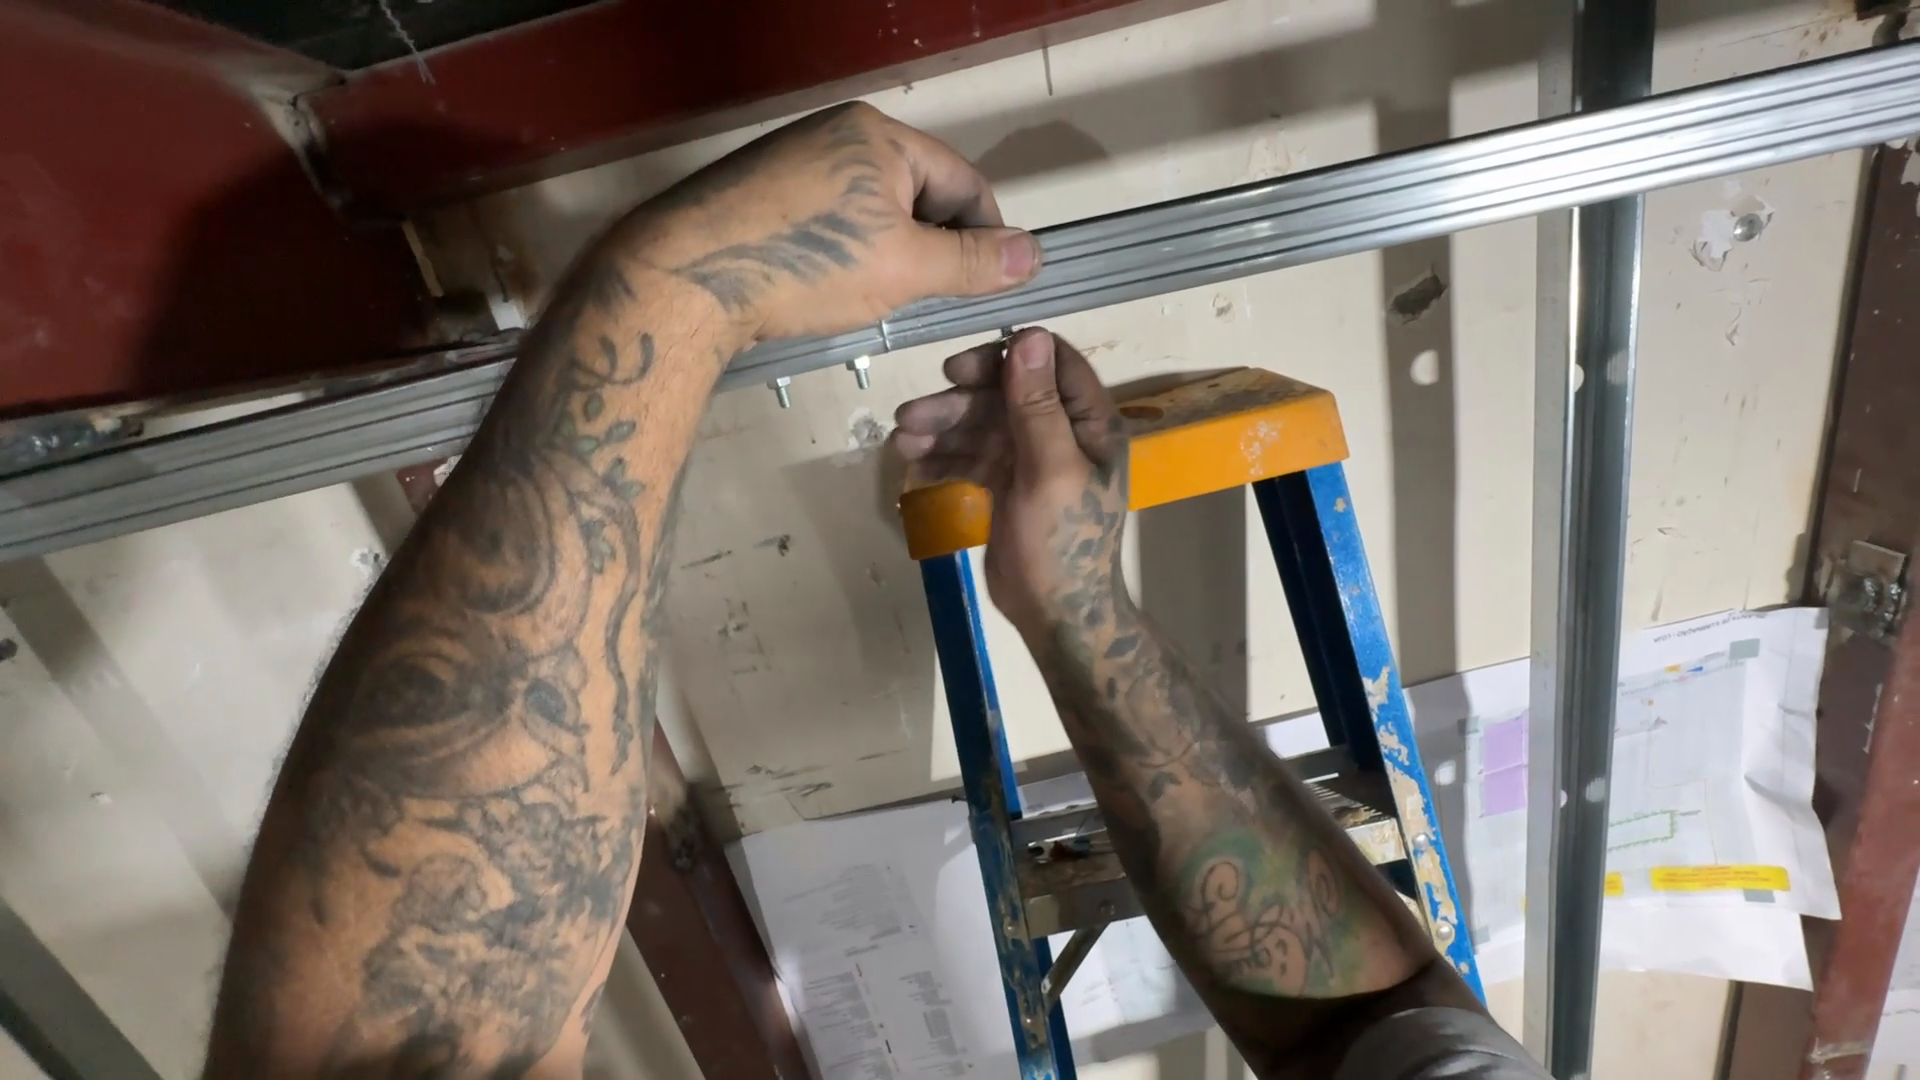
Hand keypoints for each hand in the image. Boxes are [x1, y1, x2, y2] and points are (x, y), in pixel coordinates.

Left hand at [623, 102, 1039, 343]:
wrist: (690, 279)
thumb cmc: (808, 265)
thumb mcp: (905, 268)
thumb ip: (972, 262)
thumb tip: (1034, 253)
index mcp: (881, 137)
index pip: (964, 182)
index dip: (988, 234)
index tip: (993, 282)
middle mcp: (839, 135)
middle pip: (920, 193)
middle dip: (937, 247)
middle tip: (935, 298)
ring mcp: (798, 162)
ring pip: (876, 212)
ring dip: (897, 255)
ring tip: (885, 299)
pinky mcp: (767, 194)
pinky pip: (834, 221)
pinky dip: (853, 254)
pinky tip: (839, 288)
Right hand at [892, 328, 1128, 635]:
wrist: (1054, 613)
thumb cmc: (1063, 543)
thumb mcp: (1052, 471)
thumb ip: (1038, 407)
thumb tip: (1027, 335)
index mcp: (1088, 421)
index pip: (1048, 363)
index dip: (1001, 358)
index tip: (955, 371)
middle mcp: (1061, 431)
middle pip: (1003, 395)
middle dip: (956, 403)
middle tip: (909, 416)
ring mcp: (1031, 457)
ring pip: (981, 426)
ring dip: (941, 431)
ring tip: (901, 443)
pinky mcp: (1006, 482)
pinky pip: (971, 457)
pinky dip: (943, 459)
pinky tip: (913, 469)